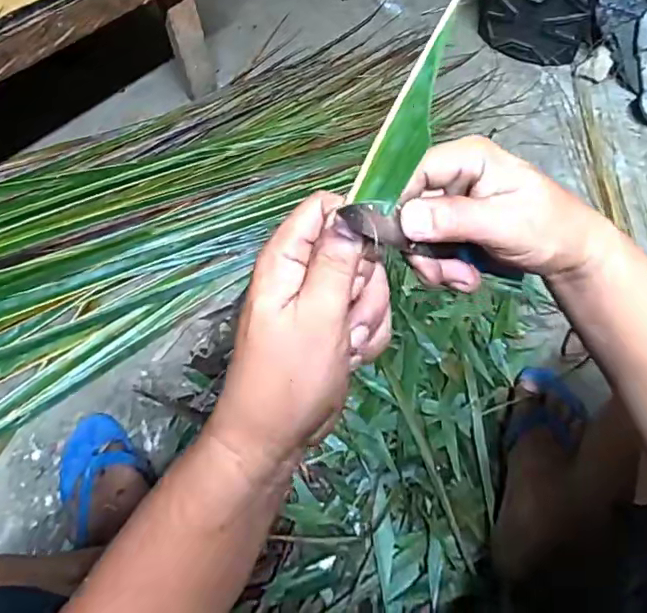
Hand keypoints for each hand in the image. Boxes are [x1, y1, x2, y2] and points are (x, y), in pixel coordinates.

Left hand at [206, 193, 391, 474]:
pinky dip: (367, 332)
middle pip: (353, 245)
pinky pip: (368, 309)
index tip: (371, 251)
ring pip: (367, 280)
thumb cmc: (289, 378)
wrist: (275, 438)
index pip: (323, 207)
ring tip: (346, 342)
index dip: (352, 220)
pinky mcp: (335, 320)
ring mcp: (319, 296)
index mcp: (286, 258)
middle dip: (363, 282)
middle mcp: (301, 270)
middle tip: (349, 314)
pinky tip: (350, 354)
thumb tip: (352, 211)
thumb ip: (336, 261)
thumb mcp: (318, 315)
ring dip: (367, 313)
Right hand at [398, 136, 618, 291]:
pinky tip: (467, 276)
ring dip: (435, 262)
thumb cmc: (548, 227)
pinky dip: (443, 266)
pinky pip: (430, 245)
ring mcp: (451, 200)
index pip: (415, 170)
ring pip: (416, 230)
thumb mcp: (503, 223)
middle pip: (410, 204)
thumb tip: (406, 218)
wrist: (573, 254)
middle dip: (423, 245)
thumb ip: (454, 219)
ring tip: (465, 278)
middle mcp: (453, 173)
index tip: (398, 238)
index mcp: (467, 157)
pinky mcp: (452, 224)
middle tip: (444, 274)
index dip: (399, 202)